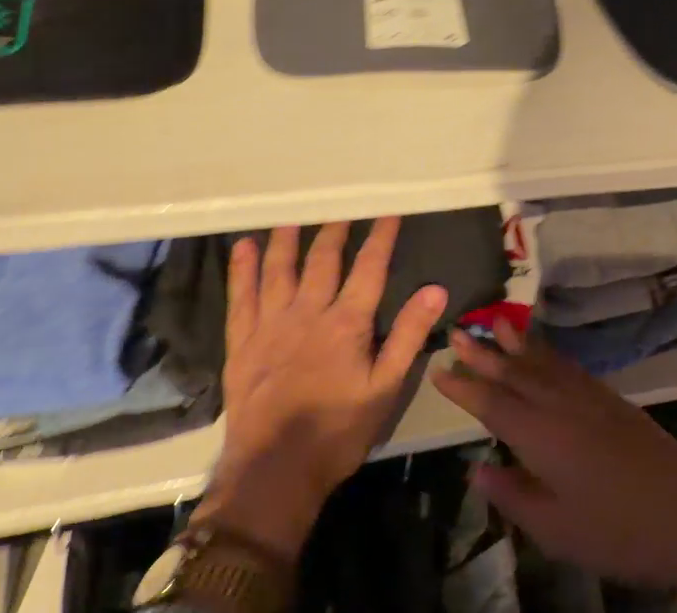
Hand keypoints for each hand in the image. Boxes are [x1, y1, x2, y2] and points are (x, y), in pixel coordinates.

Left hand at [191, 221, 447, 558]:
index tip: (388, 210)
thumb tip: (435, 289)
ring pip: (279, 269)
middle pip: (322, 259)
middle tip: (341, 206)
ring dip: (287, 239)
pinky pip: (241, 297)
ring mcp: (270, 326)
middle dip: (335, 229)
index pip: (369, 267)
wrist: (274, 471)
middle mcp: (307, 313)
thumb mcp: (386, 388)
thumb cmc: (338, 431)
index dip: (380, 236)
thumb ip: (408, 335)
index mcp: (347, 323)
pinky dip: (242, 270)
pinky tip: (243, 248)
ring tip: (293, 215)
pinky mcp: (242, 343)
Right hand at [431, 323, 676, 612]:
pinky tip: (547, 355)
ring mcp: (594, 400)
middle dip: (486, 353)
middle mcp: (564, 406)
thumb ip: (512, 494)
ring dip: (520, 345)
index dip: (465, 386)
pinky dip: (551, 356)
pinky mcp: (617, 404)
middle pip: (518, 373)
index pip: (493, 403)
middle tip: (458, 331)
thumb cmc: (617, 532)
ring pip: (547, 364)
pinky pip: (572, 369)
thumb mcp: (554, 528)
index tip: (440, 366)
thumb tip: (477, 466)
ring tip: (498, 324)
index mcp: (542, 435)